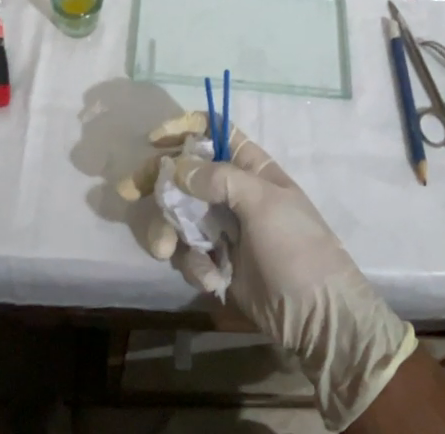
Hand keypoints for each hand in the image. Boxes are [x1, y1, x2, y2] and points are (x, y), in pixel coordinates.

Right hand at [120, 113, 416, 430]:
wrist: (315, 315)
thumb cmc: (296, 247)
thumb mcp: (264, 202)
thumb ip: (220, 179)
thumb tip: (180, 167)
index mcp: (251, 168)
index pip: (214, 133)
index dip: (185, 129)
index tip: (155, 139)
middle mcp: (232, 193)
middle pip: (183, 173)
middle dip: (156, 181)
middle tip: (129, 190)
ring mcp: (221, 228)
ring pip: (177, 215)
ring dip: (167, 230)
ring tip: (166, 250)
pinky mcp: (214, 262)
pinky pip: (186, 253)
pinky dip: (192, 265)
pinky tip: (210, 279)